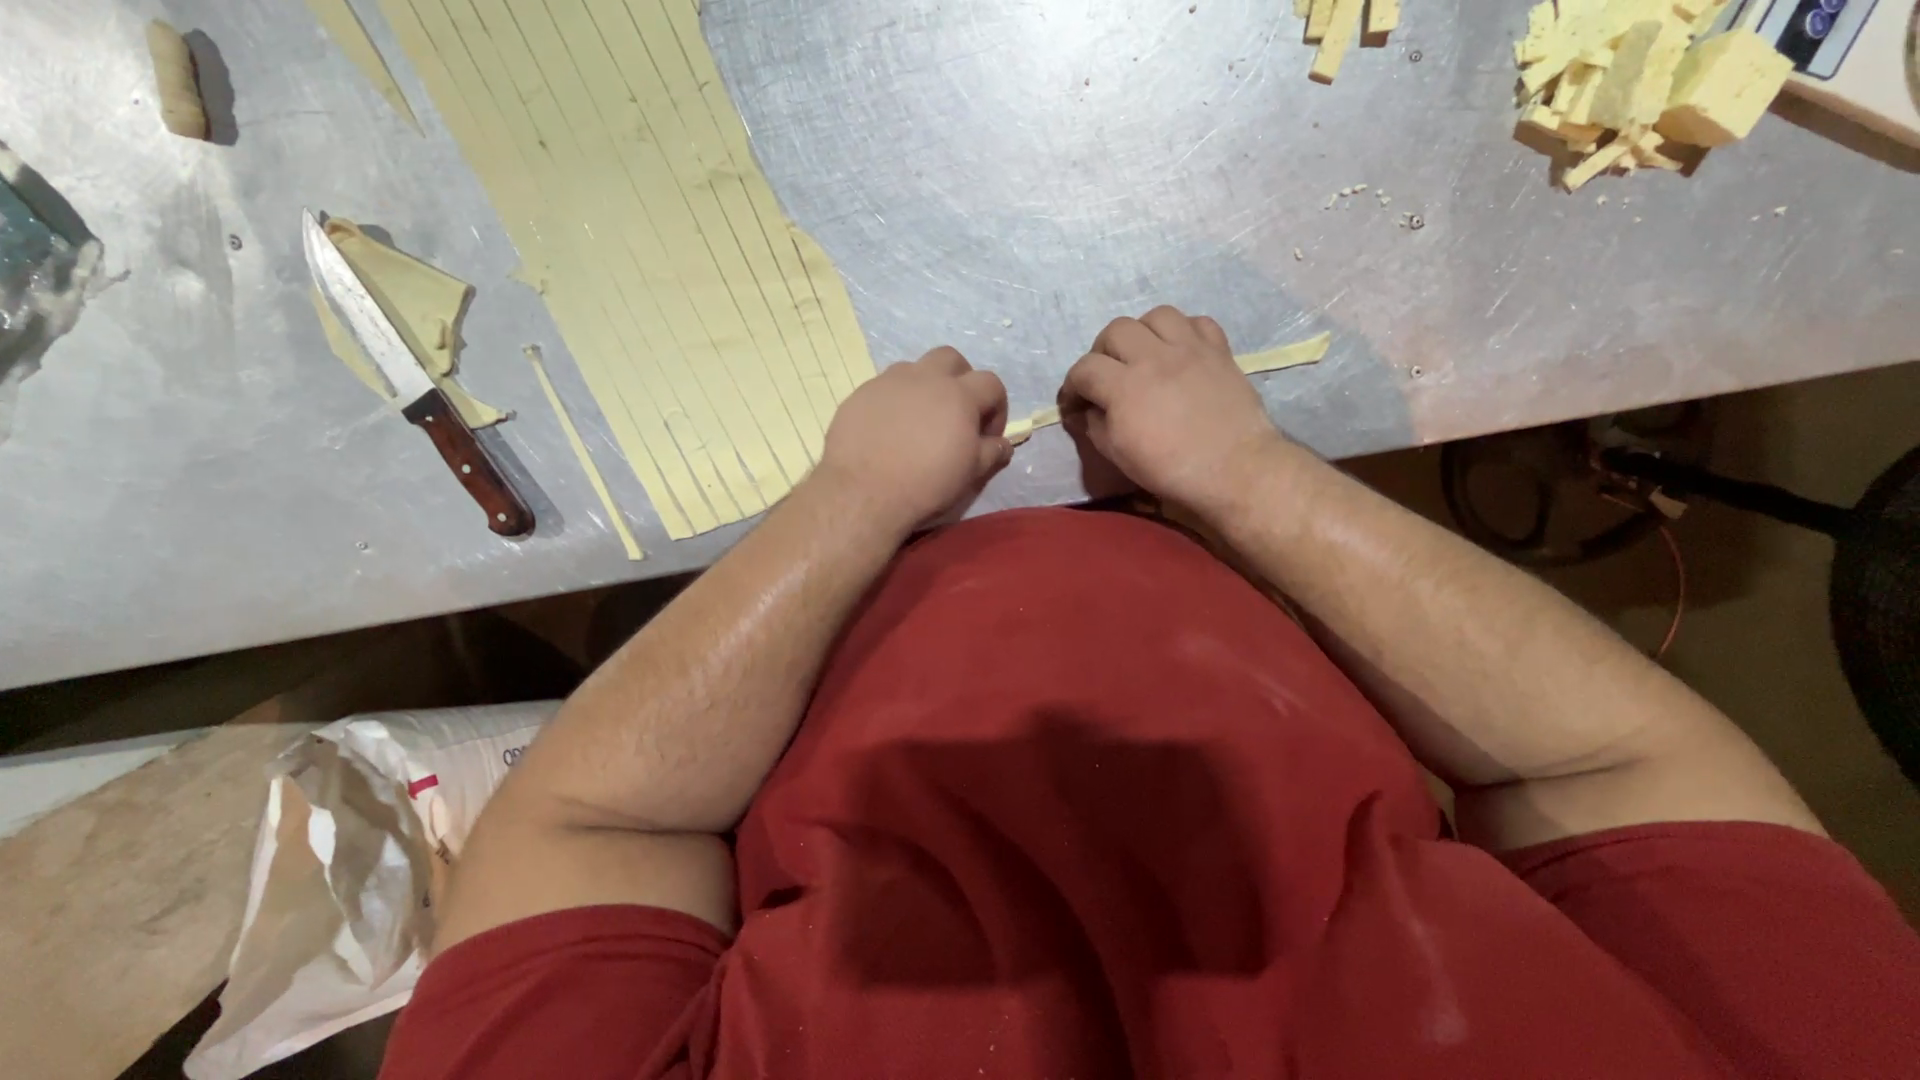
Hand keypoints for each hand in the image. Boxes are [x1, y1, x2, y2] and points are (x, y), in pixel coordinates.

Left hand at [815, 346, 1010, 534]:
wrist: (863, 492)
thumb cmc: (926, 484)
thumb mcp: (970, 473)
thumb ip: (991, 452)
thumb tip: (1003, 443)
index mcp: (959, 395)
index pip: (991, 383)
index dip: (996, 407)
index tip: (986, 436)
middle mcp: (924, 378)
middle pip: (951, 359)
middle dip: (961, 380)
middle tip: (955, 414)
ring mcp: (888, 382)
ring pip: (914, 369)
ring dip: (924, 388)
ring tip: (919, 421)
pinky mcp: (860, 394)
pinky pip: (884, 387)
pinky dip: (894, 401)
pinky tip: (888, 430)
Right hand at [1059, 306, 1286, 514]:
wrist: (1233, 468)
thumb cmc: (1170, 469)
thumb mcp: (1119, 455)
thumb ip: (1096, 426)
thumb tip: (1086, 411)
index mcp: (1124, 386)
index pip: (1084, 369)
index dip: (1072, 386)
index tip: (1074, 403)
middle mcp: (1154, 357)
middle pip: (1116, 330)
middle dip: (1103, 352)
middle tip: (1108, 375)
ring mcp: (1189, 349)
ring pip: (1156, 316)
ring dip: (1143, 333)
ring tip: (1145, 354)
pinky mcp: (1219, 350)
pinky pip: (1197, 322)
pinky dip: (1184, 333)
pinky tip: (1180, 352)